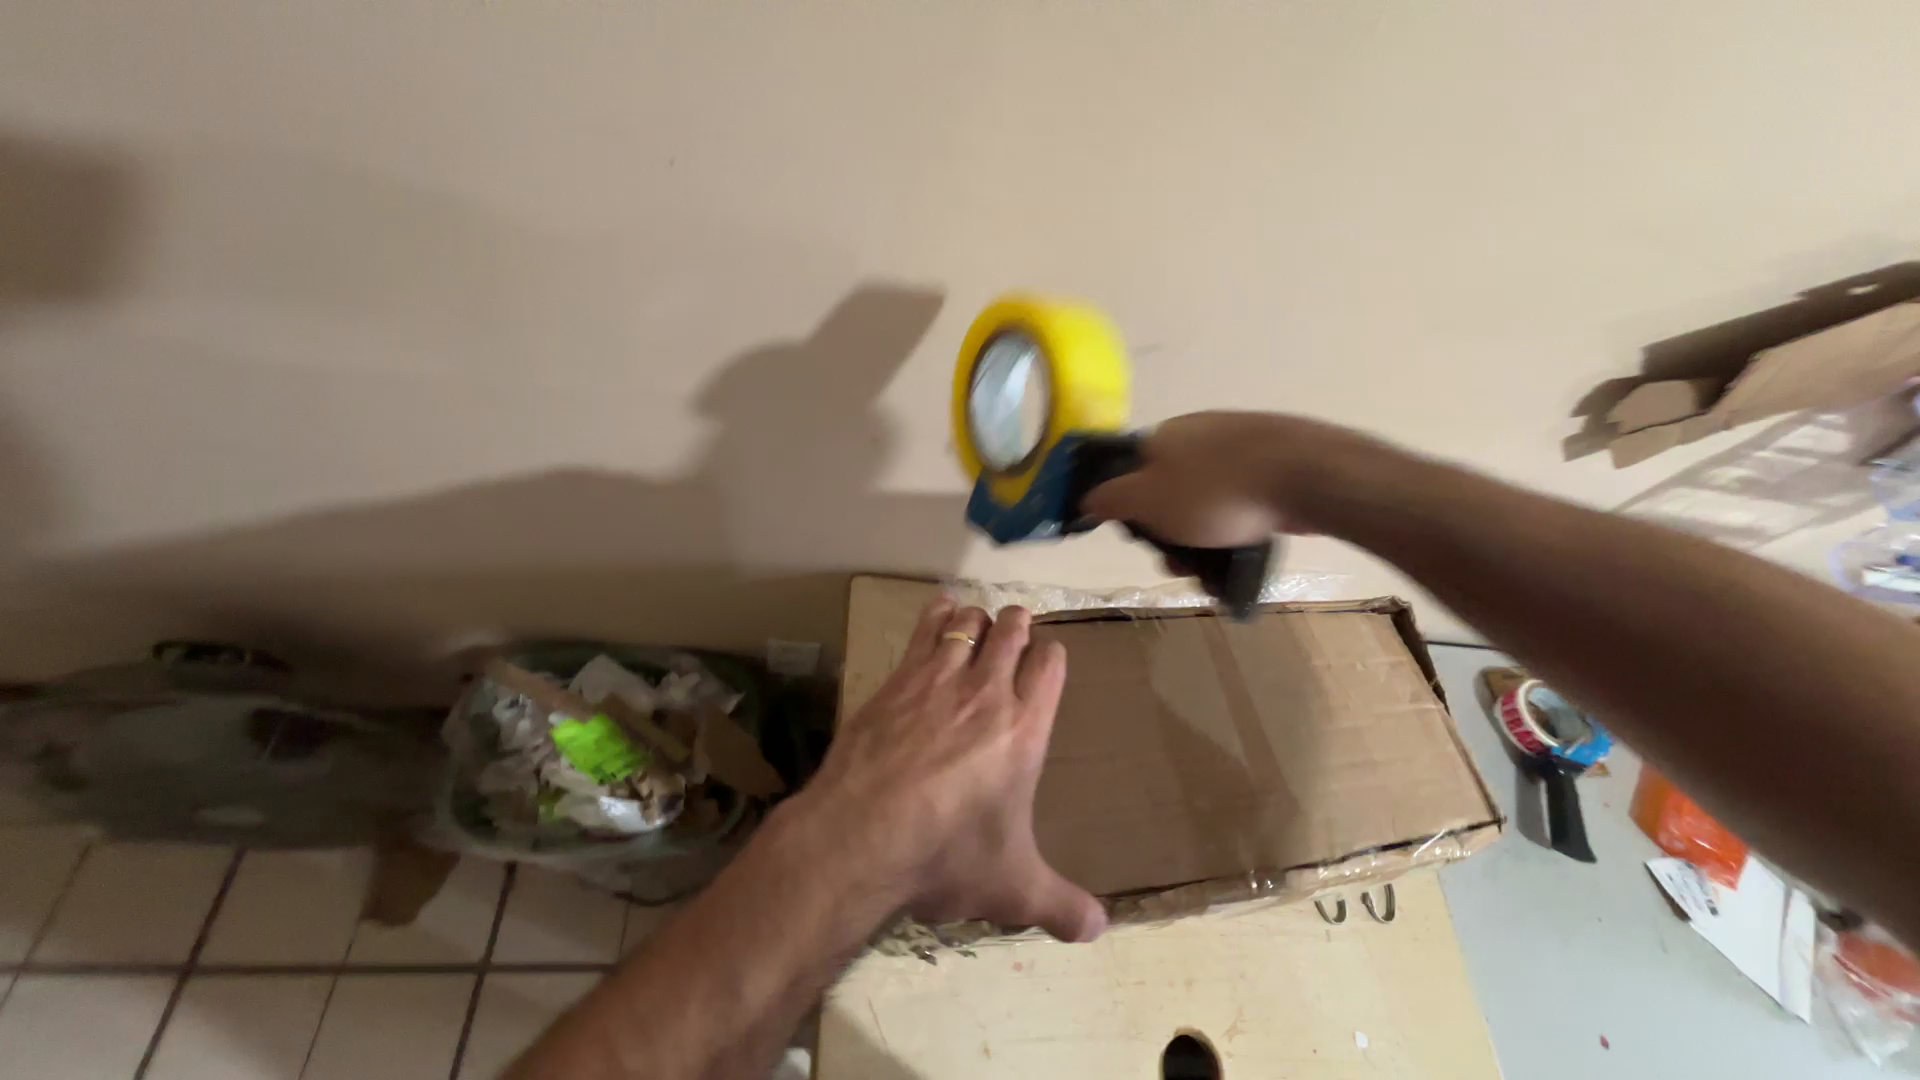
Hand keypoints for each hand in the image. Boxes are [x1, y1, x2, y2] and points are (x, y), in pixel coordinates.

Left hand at [796, 596, 1106, 942]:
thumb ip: (1060, 904)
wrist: (861, 834)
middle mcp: (987, 692)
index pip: (1050, 667)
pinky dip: (937, 613)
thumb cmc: (946, 855)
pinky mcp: (896, 680)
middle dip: (1019, 625)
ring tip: (982, 619)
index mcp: (1024, 729)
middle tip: (1017, 631)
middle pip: (1012, 632)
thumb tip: (1100, 931)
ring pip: (969, 623)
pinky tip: (940, 608)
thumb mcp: (1012, 888)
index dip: (1052, 656)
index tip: (1049, 658)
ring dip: (980, 618)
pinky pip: (924, 630)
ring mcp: (938, 680)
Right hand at [1081, 411, 1374, 547]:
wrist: (1308, 476)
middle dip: (1169, 533)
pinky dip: (1238, 529)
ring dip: (1202, 539)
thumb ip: (1110, 499)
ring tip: (1212, 571)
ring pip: (1208, 501)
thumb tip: (1084, 498)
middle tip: (1179, 564)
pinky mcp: (1279, 465)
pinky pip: (1245, 503)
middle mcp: (1201, 434)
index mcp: (1165, 435)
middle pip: (1171, 490)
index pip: (1133, 471)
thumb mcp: (1147, 500)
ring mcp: (1244, 448)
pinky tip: (1244, 552)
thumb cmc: (1216, 490)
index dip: (1132, 508)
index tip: (1142, 538)